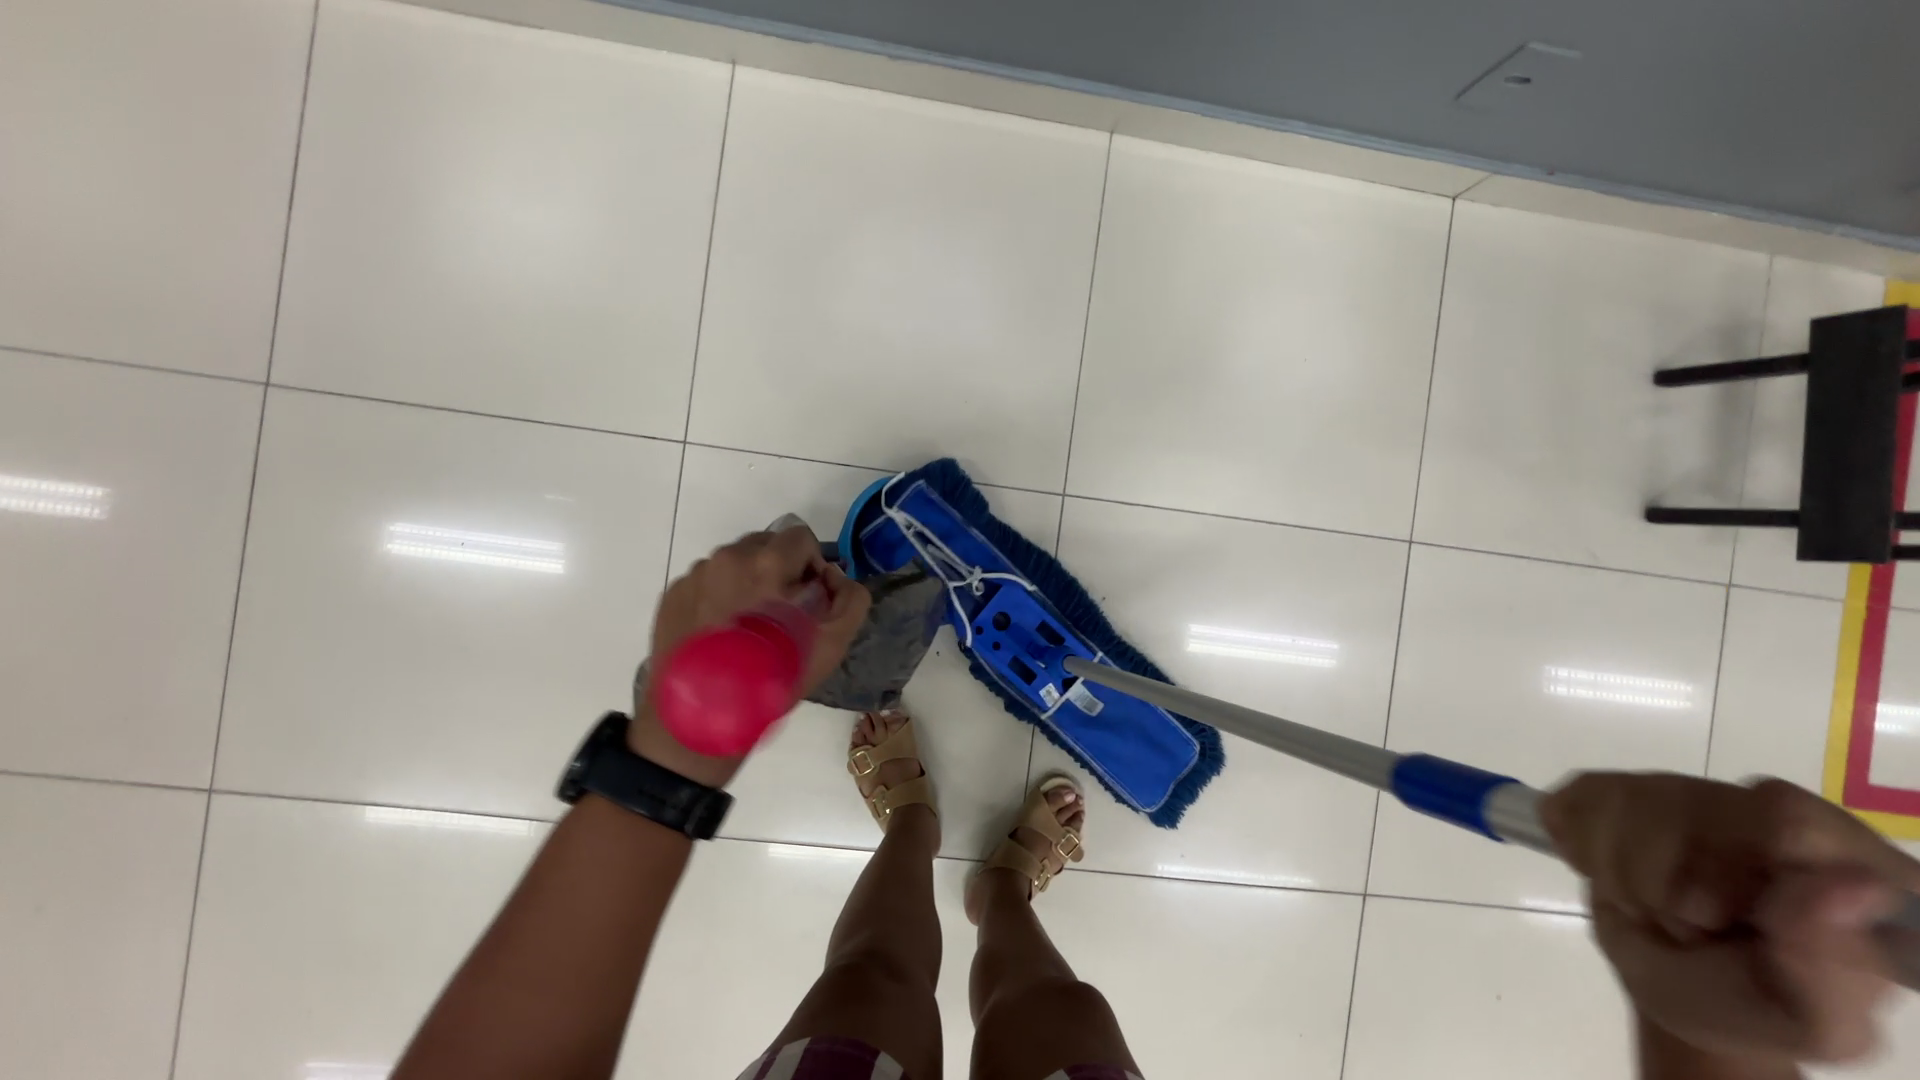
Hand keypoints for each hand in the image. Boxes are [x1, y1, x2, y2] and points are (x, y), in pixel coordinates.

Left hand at [625, 525, 870, 787]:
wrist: (703, 719)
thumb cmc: (774, 680)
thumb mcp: (833, 644)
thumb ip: (851, 598)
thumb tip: (831, 578)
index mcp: (766, 563)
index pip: (800, 538)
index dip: (812, 567)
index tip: (808, 600)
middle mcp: (725, 558)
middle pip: (765, 546)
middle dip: (779, 573)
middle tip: (780, 617)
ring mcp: (694, 576)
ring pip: (734, 564)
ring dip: (748, 584)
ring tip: (747, 630)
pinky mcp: (672, 595)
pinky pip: (707, 583)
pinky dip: (719, 600)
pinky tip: (722, 637)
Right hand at [1541, 772, 1919, 1066]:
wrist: (1671, 990)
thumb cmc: (1749, 1010)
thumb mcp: (1810, 1022)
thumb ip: (1836, 967)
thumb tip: (1851, 883)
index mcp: (1850, 858)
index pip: (1788, 814)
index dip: (1732, 861)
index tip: (1716, 918)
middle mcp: (1775, 810)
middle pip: (1691, 803)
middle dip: (1664, 878)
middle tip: (1685, 925)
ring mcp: (1692, 791)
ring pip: (1627, 799)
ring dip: (1621, 872)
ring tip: (1649, 907)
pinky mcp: (1623, 789)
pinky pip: (1583, 796)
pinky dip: (1583, 847)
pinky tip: (1612, 874)